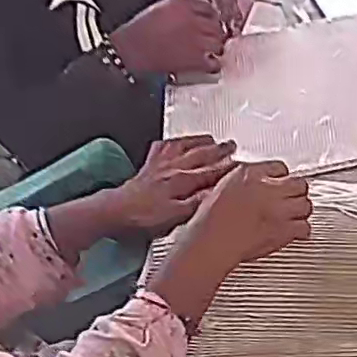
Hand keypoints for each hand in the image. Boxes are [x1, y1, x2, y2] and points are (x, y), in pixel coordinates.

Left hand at [107, 135, 236, 233]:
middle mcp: (172, 168)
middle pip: (200, 155)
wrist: (116, 211)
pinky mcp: (148, 166)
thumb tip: (216, 193)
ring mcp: (160, 164)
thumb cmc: (145, 218)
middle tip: (231, 145)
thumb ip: (198, 203)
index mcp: (182, 181)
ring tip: (210, 138)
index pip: (211, 172)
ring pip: (183, 146)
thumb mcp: (177, 216)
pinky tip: (175, 142)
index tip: (240, 164)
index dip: (227, 168)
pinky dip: (172, 143)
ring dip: (198, 141)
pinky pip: (163, 147)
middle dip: (218, 150)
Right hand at [109, 0, 228, 75]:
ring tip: (209, 51)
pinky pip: (215, 63)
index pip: (209, 7)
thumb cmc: (143, 29)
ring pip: (219, 43)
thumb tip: (196, 14)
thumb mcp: (163, 6)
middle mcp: (193, 20)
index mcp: (183, 3)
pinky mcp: (197, 61)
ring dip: (216, 48)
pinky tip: (207, 64)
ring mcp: (197, 41)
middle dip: (215, 32)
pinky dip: (214, 65)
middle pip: (217, 25)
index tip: (209, 23)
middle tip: (210, 39)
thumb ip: (182, 8)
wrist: (136, 49)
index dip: (211, 17)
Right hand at [147, 161, 311, 320]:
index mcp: (250, 174)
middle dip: (297, 192)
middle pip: (299, 184)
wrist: (212, 241)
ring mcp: (277, 210)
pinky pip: (304, 228)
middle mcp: (267, 189)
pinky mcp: (283, 231)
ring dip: (301, 210)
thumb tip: (252, 182)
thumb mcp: (222, 187)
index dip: (282, 178)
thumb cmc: (210, 220)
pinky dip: (302, 231)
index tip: (281, 185)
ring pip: (305, 205)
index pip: (280, 167)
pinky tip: (295, 232)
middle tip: (293, 199)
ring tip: (294, 215)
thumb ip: (241, 181)